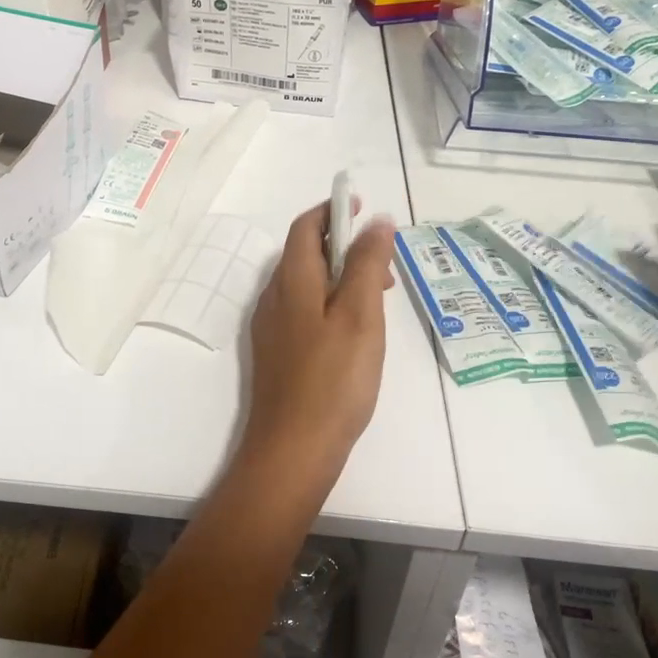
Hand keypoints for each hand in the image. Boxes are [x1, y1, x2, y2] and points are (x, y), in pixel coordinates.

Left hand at [241, 199, 396, 475]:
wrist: (292, 449)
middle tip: (386, 264)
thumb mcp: (361, 316)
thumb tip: (377, 220)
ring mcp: (271, 327)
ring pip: (307, 283)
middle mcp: (273, 296)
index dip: (334, 211)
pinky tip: (355, 332)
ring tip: (380, 299)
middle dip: (345, 246)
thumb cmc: (333, 380)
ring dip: (341, 276)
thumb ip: (368, 265)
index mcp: (291, 280)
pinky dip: (331, 302)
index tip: (364, 207)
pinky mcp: (277, 353)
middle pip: (306, 253)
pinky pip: (304, 309)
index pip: (306, 226)